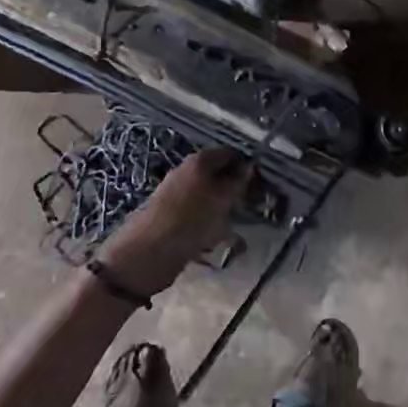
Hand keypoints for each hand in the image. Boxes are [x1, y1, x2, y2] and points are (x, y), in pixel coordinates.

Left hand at [98, 148, 252, 295]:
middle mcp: (187, 172)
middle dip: (236, 190)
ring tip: (234, 229)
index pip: (230, 154)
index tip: (261, 184)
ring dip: (224, 211)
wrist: (146, 253)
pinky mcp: (171, 217)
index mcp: (199, 161)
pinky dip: (209, 225)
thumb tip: (249, 167)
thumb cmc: (190, 219)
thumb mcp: (222, 198)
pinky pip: (198, 215)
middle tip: (252, 207)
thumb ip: (238, 181)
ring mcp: (177, 195)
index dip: (247, 166)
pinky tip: (214, 240)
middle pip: (219, 175)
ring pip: (210, 197)